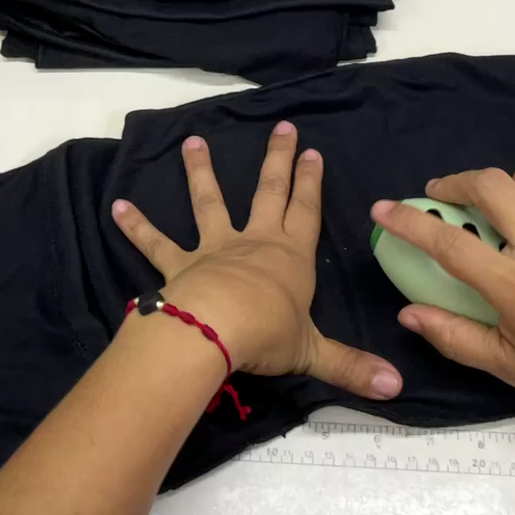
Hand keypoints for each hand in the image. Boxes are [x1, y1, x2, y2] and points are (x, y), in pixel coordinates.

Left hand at [112, 121, 402, 400]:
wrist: (216, 331)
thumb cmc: (268, 335)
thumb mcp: (314, 352)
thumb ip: (352, 366)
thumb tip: (397, 387)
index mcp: (290, 256)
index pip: (306, 210)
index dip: (311, 182)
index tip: (312, 151)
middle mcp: (255, 242)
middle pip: (269, 192)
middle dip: (277, 160)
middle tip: (280, 127)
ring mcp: (214, 248)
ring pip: (208, 202)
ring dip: (201, 171)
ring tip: (193, 142)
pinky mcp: (180, 264)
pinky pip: (155, 242)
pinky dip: (137, 225)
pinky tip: (118, 206)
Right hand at [369, 164, 514, 434]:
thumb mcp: (510, 367)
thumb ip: (454, 335)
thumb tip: (409, 313)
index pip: (449, 242)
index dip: (409, 221)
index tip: (383, 208)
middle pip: (490, 183)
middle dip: (454, 181)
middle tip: (440, 196)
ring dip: (500, 186)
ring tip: (492, 211)